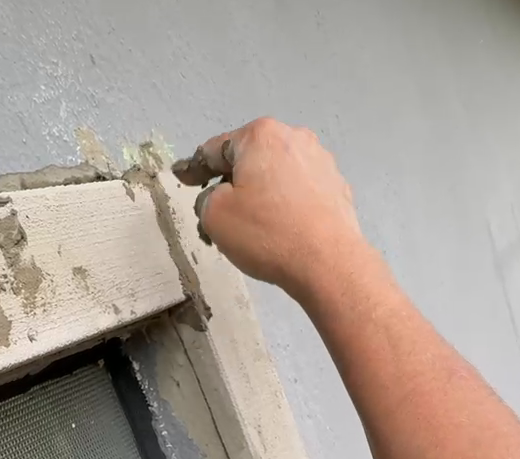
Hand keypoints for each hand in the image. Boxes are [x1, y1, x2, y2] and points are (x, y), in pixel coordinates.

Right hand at [172, 118, 377, 301]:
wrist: (326, 262)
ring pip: (276, 174)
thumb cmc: (266, 233)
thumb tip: (219, 197)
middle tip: (219, 213)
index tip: (183, 178)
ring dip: (260, 193)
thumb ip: (205, 198)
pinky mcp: (336, 186)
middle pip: (249, 159)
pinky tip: (282, 229)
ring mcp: (320, 161)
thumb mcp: (214, 215)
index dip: (195, 167)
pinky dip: (285, 205)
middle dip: (232, 182)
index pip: (215, 149)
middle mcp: (293, 137)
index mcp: (260, 135)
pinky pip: (299, 192)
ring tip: (254, 226)